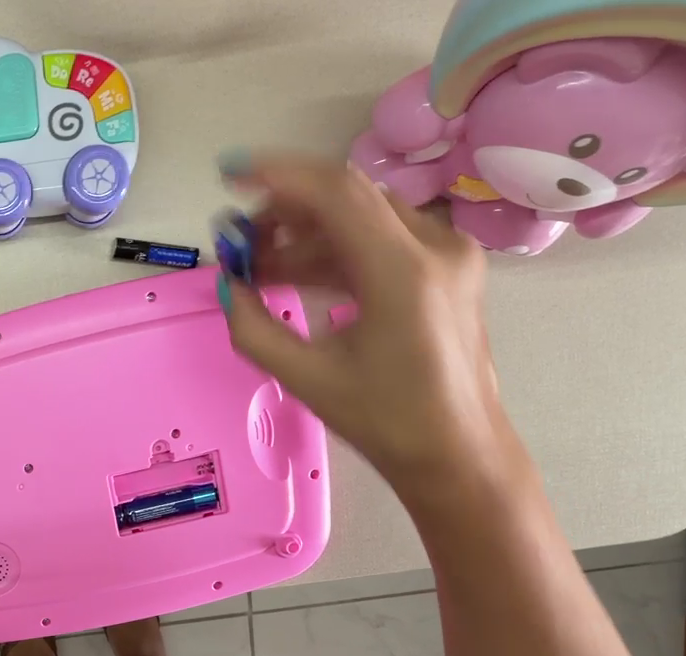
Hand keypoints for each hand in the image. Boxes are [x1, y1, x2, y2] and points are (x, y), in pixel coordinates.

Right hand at [216, 156, 532, 511]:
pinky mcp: (444, 271)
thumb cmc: (386, 421)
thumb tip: (228, 288)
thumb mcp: (306, 378)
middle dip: (285, 211)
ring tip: (257, 266)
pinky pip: (379, 242)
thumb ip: (254, 329)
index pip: (336, 193)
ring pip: (362, 219)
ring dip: (306, 235)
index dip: (277, 175)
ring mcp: (445, 256)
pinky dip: (333, 252)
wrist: (457, 450)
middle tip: (238, 240)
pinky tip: (295, 276)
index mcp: (402, 271)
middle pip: (348, 199)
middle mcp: (434, 247)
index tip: (230, 174)